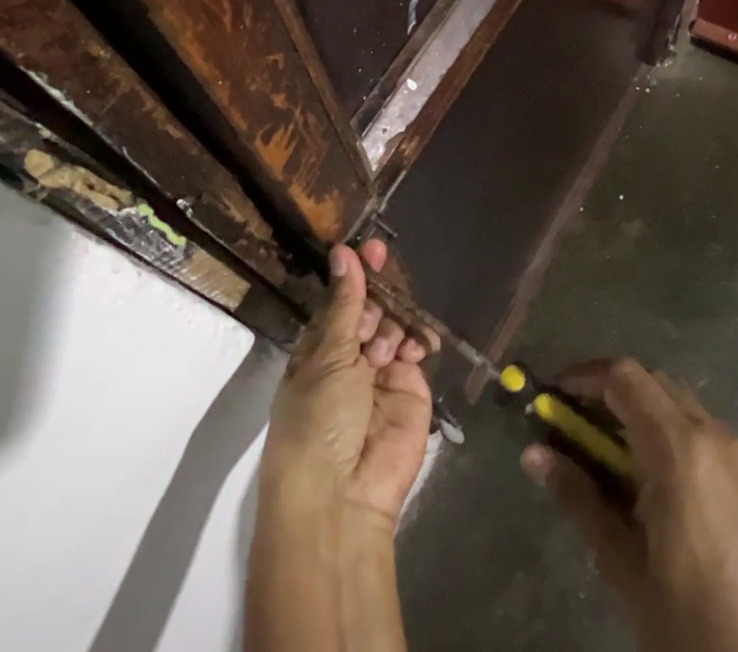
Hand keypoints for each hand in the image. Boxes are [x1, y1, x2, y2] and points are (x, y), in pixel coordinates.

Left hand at [260, 239, 435, 525]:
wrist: (342, 490)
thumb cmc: (317, 417)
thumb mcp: (326, 356)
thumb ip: (345, 305)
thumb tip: (342, 253)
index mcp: (318, 349)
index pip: (340, 301)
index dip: (354, 276)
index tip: (369, 248)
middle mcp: (350, 358)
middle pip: (371, 311)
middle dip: (378, 298)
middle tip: (377, 310)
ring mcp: (382, 374)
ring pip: (396, 327)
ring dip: (393, 325)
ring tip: (384, 348)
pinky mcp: (412, 391)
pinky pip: (418, 352)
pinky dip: (419, 342)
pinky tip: (416, 347)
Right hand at [522, 359, 737, 651]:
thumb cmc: (689, 615)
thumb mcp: (622, 562)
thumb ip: (579, 498)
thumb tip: (533, 454)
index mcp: (680, 450)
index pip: (625, 378)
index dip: (583, 377)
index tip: (549, 399)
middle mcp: (714, 437)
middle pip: (652, 383)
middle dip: (606, 394)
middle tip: (567, 428)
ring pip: (676, 405)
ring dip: (634, 413)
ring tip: (597, 455)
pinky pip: (697, 431)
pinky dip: (661, 433)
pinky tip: (639, 479)